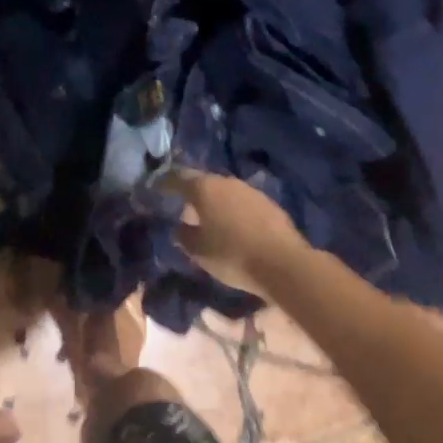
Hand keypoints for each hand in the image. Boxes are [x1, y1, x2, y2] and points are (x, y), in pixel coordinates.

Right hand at [161, 170, 310, 295]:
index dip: (165, 183)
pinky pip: (244, 204)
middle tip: (186, 211)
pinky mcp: (271, 204)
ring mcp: (251, 191)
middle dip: (193, 195)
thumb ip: (184, 236)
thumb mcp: (199, 252)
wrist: (285, 265)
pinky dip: (236, 212)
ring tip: (213, 222)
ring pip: (226, 192)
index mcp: (203, 188)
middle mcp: (226, 182)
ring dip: (217, 203)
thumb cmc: (233, 255)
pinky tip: (237, 229)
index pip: (177, 177)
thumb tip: (180, 228)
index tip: (157, 188)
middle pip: (204, 183)